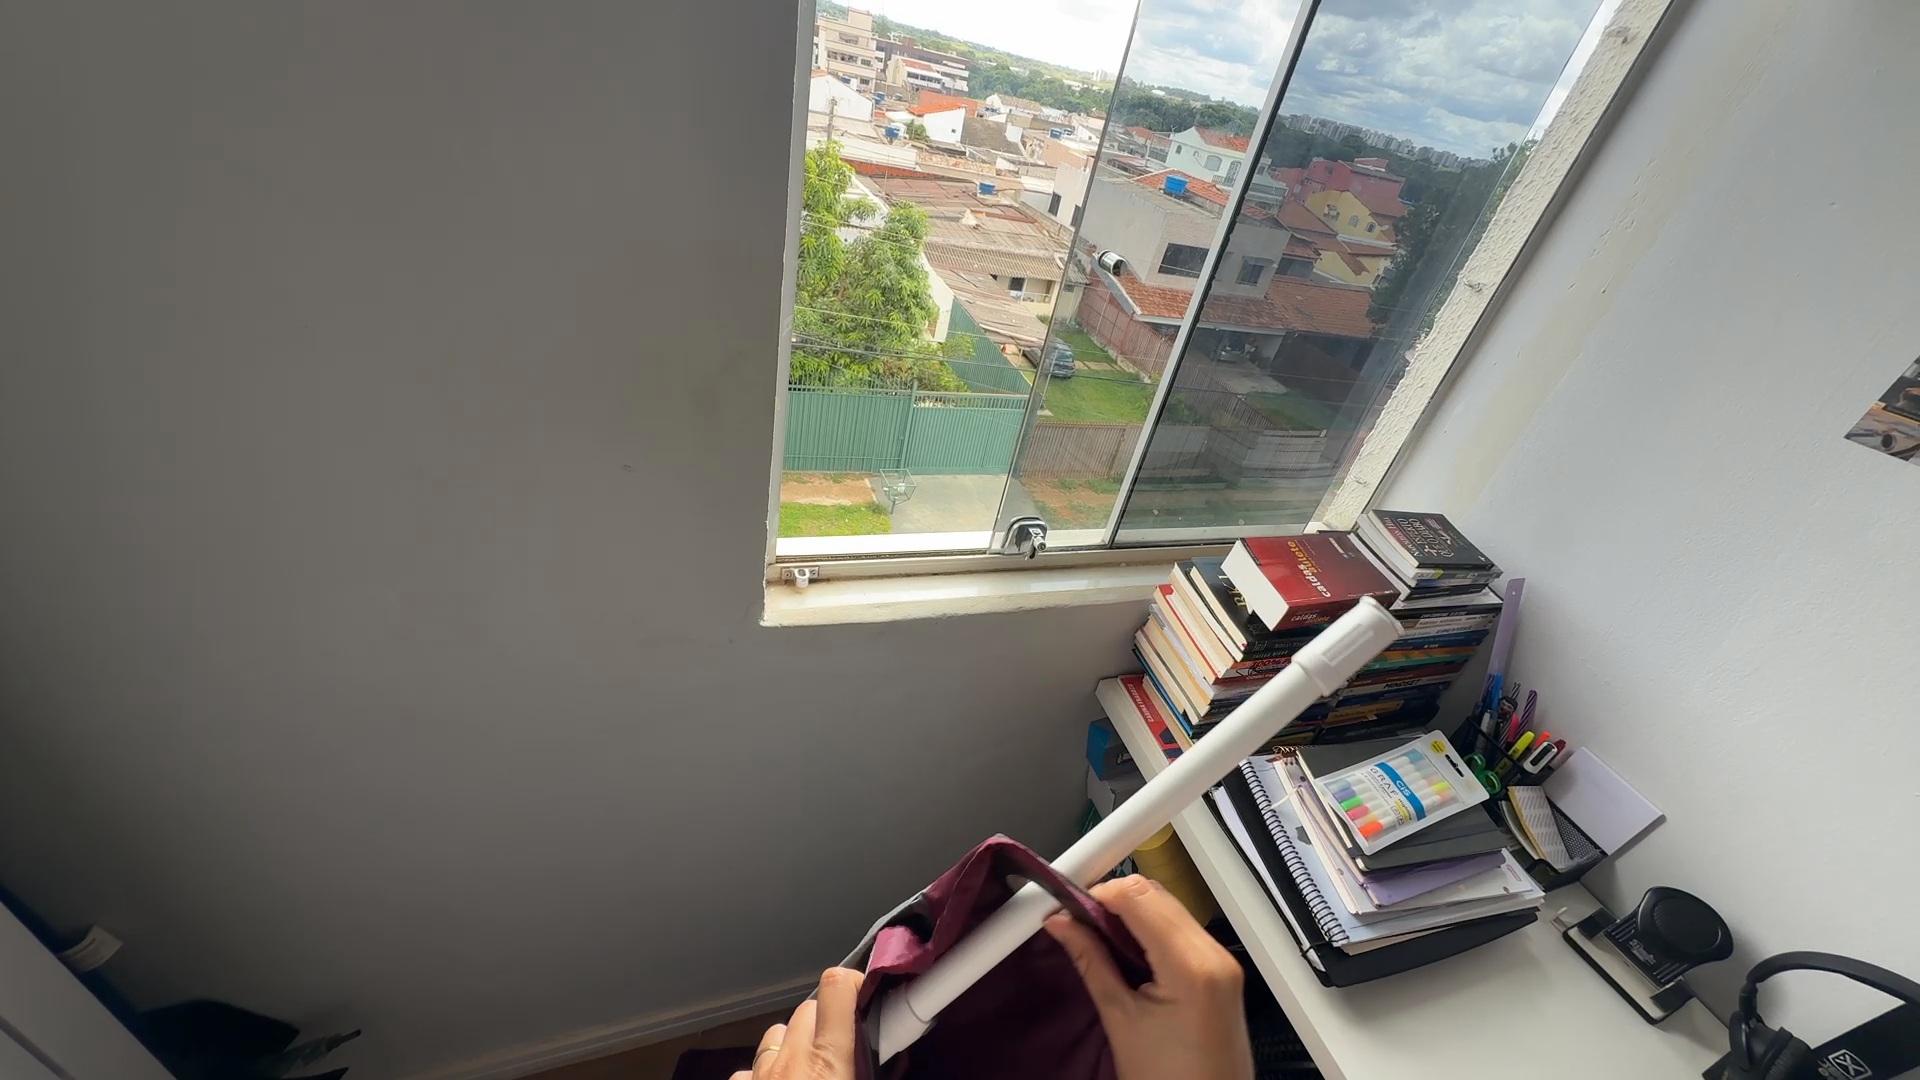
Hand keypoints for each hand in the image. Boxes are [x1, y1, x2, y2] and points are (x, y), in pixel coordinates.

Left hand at [731, 968, 863, 1079]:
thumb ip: (868, 1066)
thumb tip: (893, 1062)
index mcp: (828, 1061)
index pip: (835, 986)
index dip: (851, 983)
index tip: (864, 994)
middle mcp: (790, 1062)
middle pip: (808, 1008)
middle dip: (824, 1020)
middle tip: (840, 1050)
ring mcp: (759, 1076)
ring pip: (777, 1033)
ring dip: (792, 1043)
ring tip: (807, 1070)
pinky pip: (750, 1067)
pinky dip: (765, 1071)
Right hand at [1045, 875, 1252, 1079]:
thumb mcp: (1119, 1019)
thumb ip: (1090, 960)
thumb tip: (1058, 922)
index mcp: (1190, 968)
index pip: (1139, 897)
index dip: (1101, 893)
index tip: (1072, 906)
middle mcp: (1214, 954)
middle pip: (1155, 894)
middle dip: (1115, 898)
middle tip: (1082, 920)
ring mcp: (1223, 960)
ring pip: (1169, 905)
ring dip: (1133, 909)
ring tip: (1102, 936)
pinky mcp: (1223, 968)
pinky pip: (1182, 925)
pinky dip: (1152, 925)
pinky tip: (1130, 948)